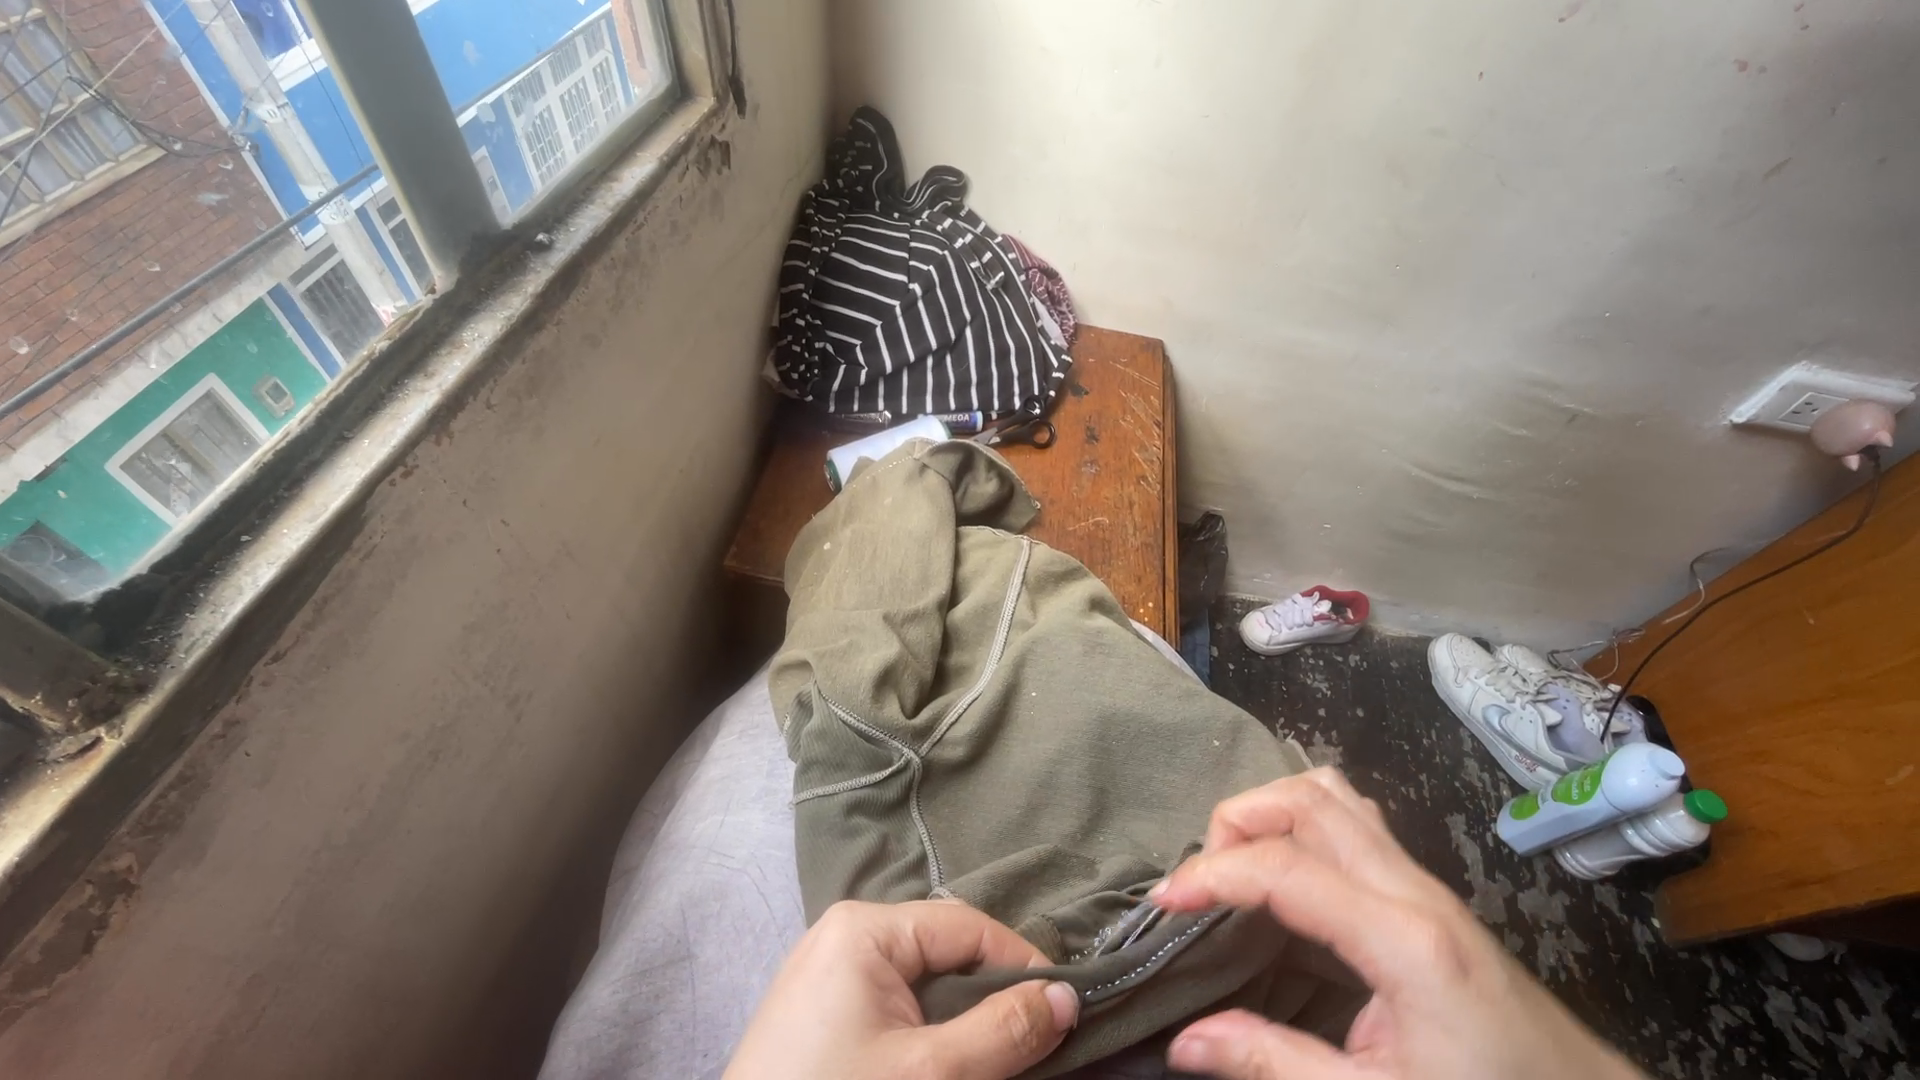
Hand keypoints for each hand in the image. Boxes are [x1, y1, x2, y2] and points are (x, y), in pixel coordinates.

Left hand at [725, 899, 1078, 1079]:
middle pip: (943, 949)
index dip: (1020, 961)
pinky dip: (927, 1026)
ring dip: (961, 1014)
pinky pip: (892, 999)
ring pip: (920, 977)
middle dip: (989, 991)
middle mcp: (844, 932)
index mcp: (865, 928)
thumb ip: (1002, 1032)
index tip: (1065, 1004)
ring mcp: (827, 969)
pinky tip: (944, 1057)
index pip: (965, 926)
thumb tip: (1066, 996)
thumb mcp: (931, 1074)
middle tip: (1033, 1035)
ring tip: (993, 1051)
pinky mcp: (821, 1009)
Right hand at [1150, 768, 1646, 1079]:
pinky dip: (1299, 818)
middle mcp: (1412, 888)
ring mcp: (1423, 881)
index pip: (1285, 868)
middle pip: (1308, 799)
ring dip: (1269, 809)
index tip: (1164, 901)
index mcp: (1403, 940)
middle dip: (1236, 819)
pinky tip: (1284, 867)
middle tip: (1202, 880)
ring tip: (1236, 865)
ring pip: (1332, 794)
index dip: (1212, 873)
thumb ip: (1272, 1064)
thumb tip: (1182, 1042)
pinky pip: (1351, 817)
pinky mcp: (1424, 889)